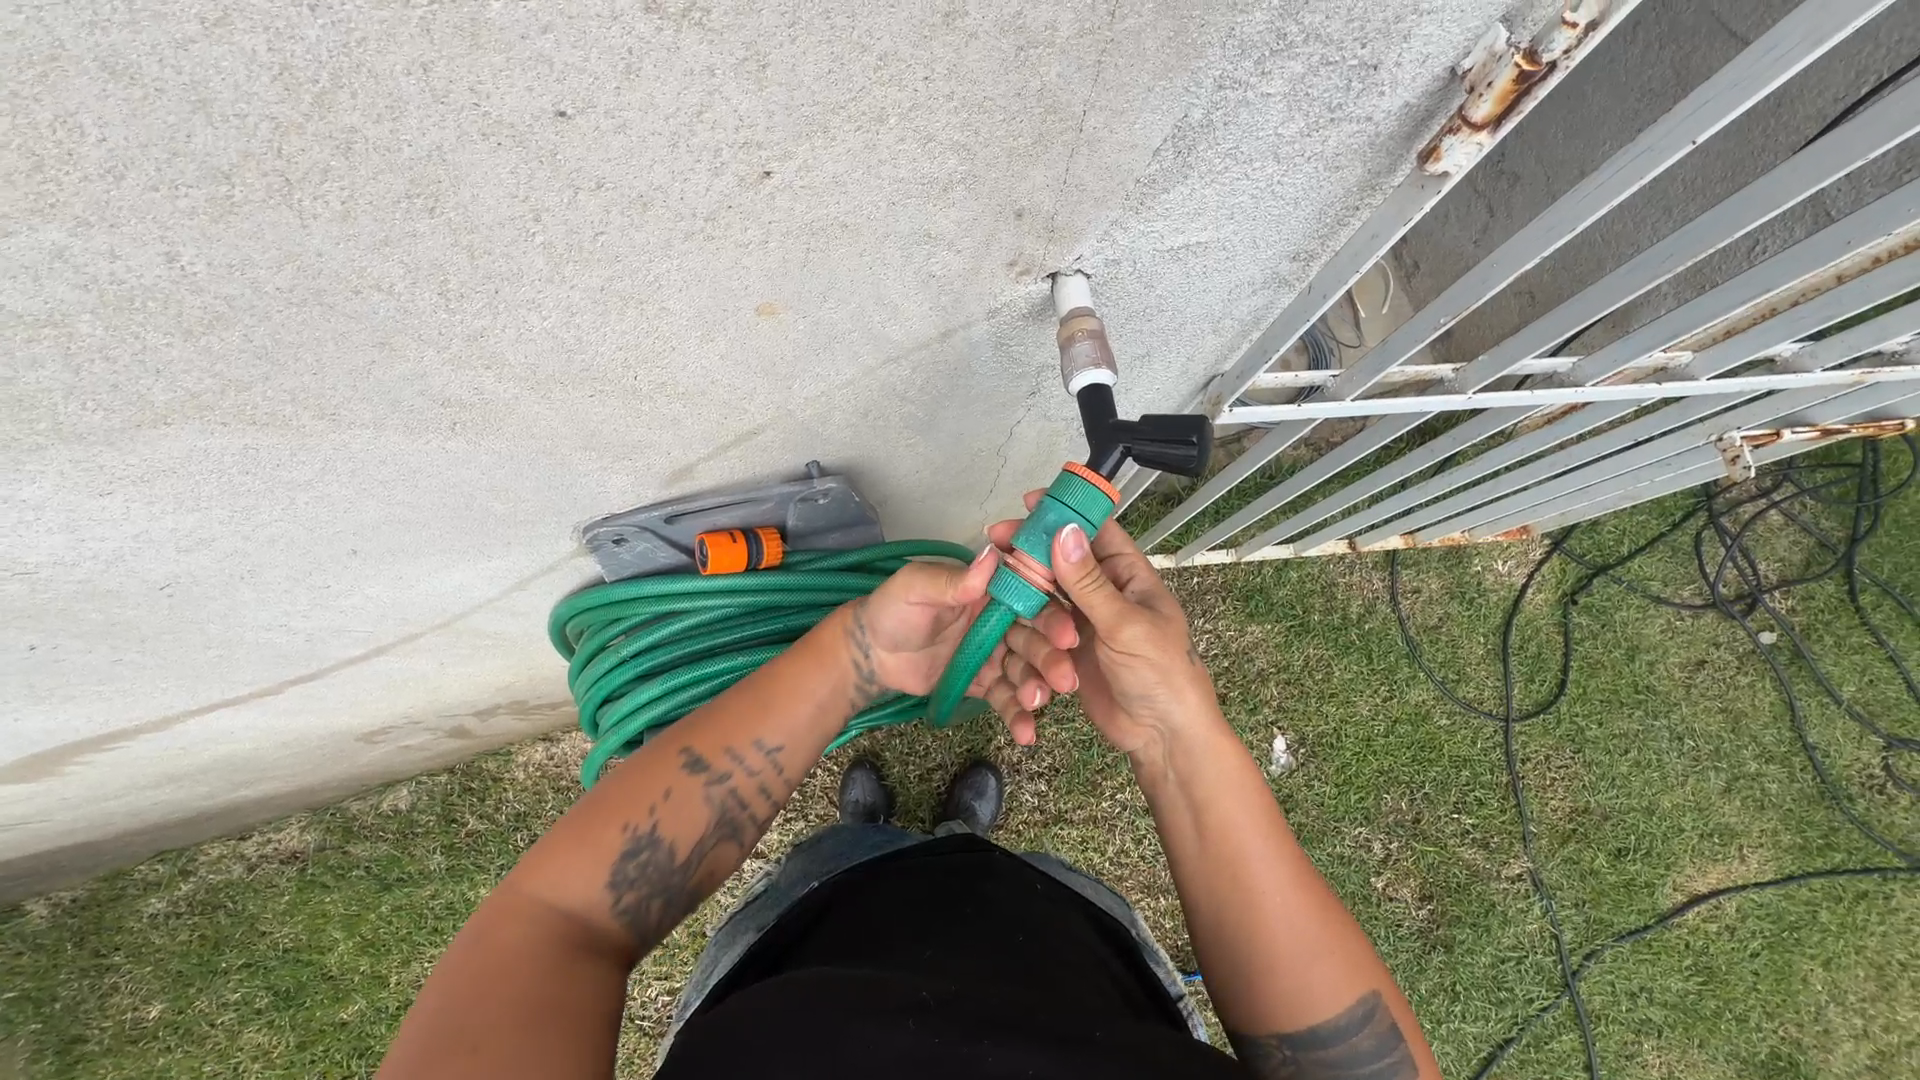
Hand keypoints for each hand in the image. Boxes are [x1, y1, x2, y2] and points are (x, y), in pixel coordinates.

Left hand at [841, 547, 1075, 702]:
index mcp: (991, 590)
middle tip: (1063, 679)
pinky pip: (1005, 698)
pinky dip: (1017, 716)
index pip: (1030, 599)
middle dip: (1050, 658)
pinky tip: (1026, 735)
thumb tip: (991, 555)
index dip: (1051, 615)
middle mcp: (1000, 620)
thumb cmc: (894, 608)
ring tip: (1036, 703)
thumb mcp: (918, 587)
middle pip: (1034, 639)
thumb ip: (954, 580)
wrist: (870, 652)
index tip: (1067, 635)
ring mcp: (994, 654)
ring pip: (1024, 670)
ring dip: (1036, 687)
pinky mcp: (984, 683)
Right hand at [981, 490, 1222, 754]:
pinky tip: (999, 616)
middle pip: (1061, 560)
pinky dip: (1023, 624)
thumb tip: (1063, 531)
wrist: (1161, 736)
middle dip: (1030, 549)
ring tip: (993, 581)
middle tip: (995, 539)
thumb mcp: (1125, 625)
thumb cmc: (1159, 673)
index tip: (1028, 501)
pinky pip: (1039, 629)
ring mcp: (1083, 622)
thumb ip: (1090, 582)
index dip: (1064, 513)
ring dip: (1024, 589)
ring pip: (1045, 594)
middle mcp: (1103, 593)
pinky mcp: (1066, 650)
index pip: (1095, 531)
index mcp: (1128, 576)